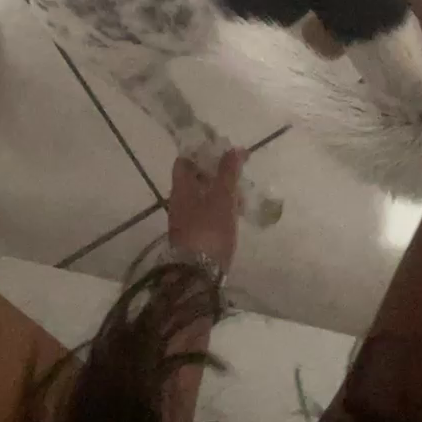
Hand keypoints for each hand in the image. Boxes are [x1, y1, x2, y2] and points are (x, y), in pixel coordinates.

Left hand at [165, 150, 244, 269]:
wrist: (198, 273)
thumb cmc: (209, 229)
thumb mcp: (222, 197)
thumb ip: (228, 173)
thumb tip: (233, 148)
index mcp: (181, 187)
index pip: (185, 161)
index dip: (201, 154)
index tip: (222, 152)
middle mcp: (179, 201)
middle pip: (195, 180)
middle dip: (216, 174)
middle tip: (238, 174)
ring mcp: (184, 220)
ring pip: (202, 198)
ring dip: (220, 193)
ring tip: (242, 196)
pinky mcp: (194, 236)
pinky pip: (206, 214)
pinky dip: (220, 209)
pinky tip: (235, 215)